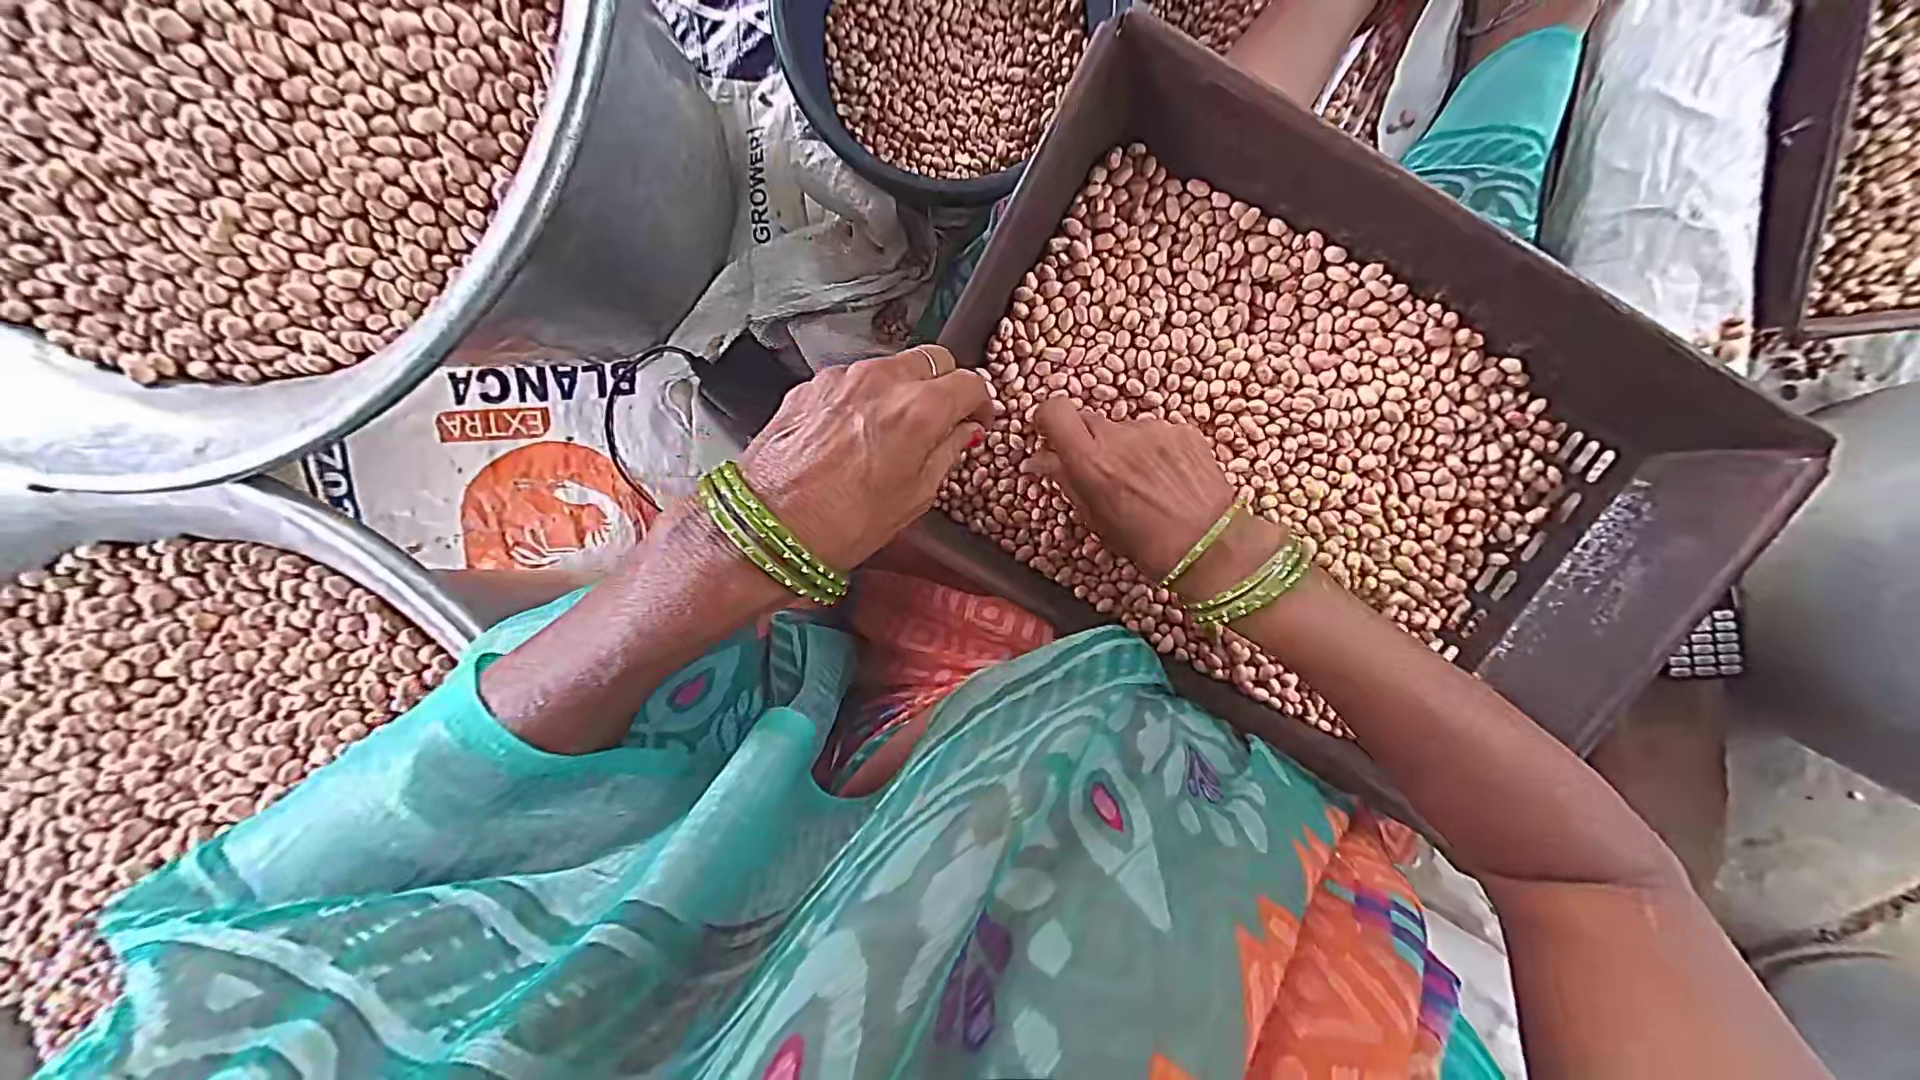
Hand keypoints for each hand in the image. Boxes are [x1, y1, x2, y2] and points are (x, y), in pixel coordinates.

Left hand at [739, 346, 990, 570]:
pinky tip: (858, 430)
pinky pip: (854, 379)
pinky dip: (867, 396)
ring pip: (892, 366)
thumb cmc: (840, 523)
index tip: (977, 418)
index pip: (969, 381)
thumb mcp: (914, 497)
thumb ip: (947, 452)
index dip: (980, 402)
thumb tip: (964, 431)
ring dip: (905, 388)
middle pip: (933, 358)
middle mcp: (881, 380)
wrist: (769, 526)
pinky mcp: (811, 385)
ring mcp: (842, 378)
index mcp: (917, 409)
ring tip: (897, 429)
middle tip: (944, 417)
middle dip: (946, 384)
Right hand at [1031, 396, 1261, 582]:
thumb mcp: (1094, 517)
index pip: (1055, 411)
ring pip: (1124, 429)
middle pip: (1089, 420)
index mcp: (1091, 462)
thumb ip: (1065, 480)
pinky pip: (1156, 433)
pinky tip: (1165, 479)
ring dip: (1126, 449)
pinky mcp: (1183, 430)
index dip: (1048, 419)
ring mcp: (1155, 430)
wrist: (1209, 546)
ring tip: (1143, 484)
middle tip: (1101, 472)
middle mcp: (1120, 437)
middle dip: (1088, 442)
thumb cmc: (1147, 543)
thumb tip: (1041, 459)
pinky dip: (1154, 451)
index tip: (1050, 433)